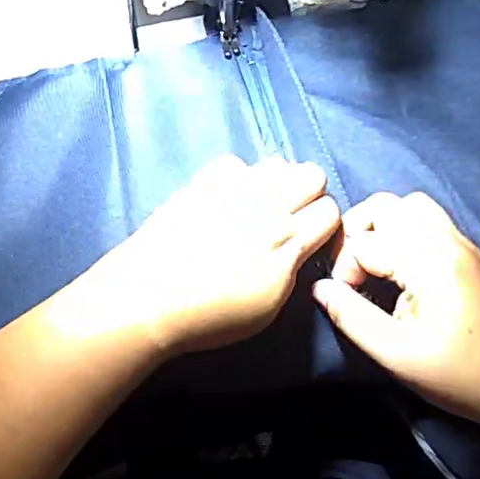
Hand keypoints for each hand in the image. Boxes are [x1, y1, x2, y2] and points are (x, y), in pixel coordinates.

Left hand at [80, 155, 341, 356]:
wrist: (148, 298)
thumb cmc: (208, 316)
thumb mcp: (268, 307)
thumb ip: (290, 269)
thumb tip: (296, 249)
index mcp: (287, 242)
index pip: (330, 212)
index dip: (324, 226)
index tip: (311, 240)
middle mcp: (267, 207)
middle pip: (314, 174)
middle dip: (309, 194)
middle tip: (289, 218)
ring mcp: (234, 188)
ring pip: (278, 162)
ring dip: (276, 182)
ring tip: (257, 207)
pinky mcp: (203, 181)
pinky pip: (236, 163)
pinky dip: (237, 178)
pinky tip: (225, 200)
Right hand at [312, 192, 479, 448]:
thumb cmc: (461, 375)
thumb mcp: (396, 354)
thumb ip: (351, 317)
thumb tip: (320, 289)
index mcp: (430, 260)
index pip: (364, 241)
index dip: (343, 269)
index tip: (345, 302)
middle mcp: (448, 241)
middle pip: (388, 206)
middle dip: (357, 234)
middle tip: (350, 274)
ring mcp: (463, 245)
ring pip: (411, 208)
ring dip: (383, 229)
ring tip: (372, 268)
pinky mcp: (470, 257)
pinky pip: (430, 223)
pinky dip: (404, 234)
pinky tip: (400, 272)